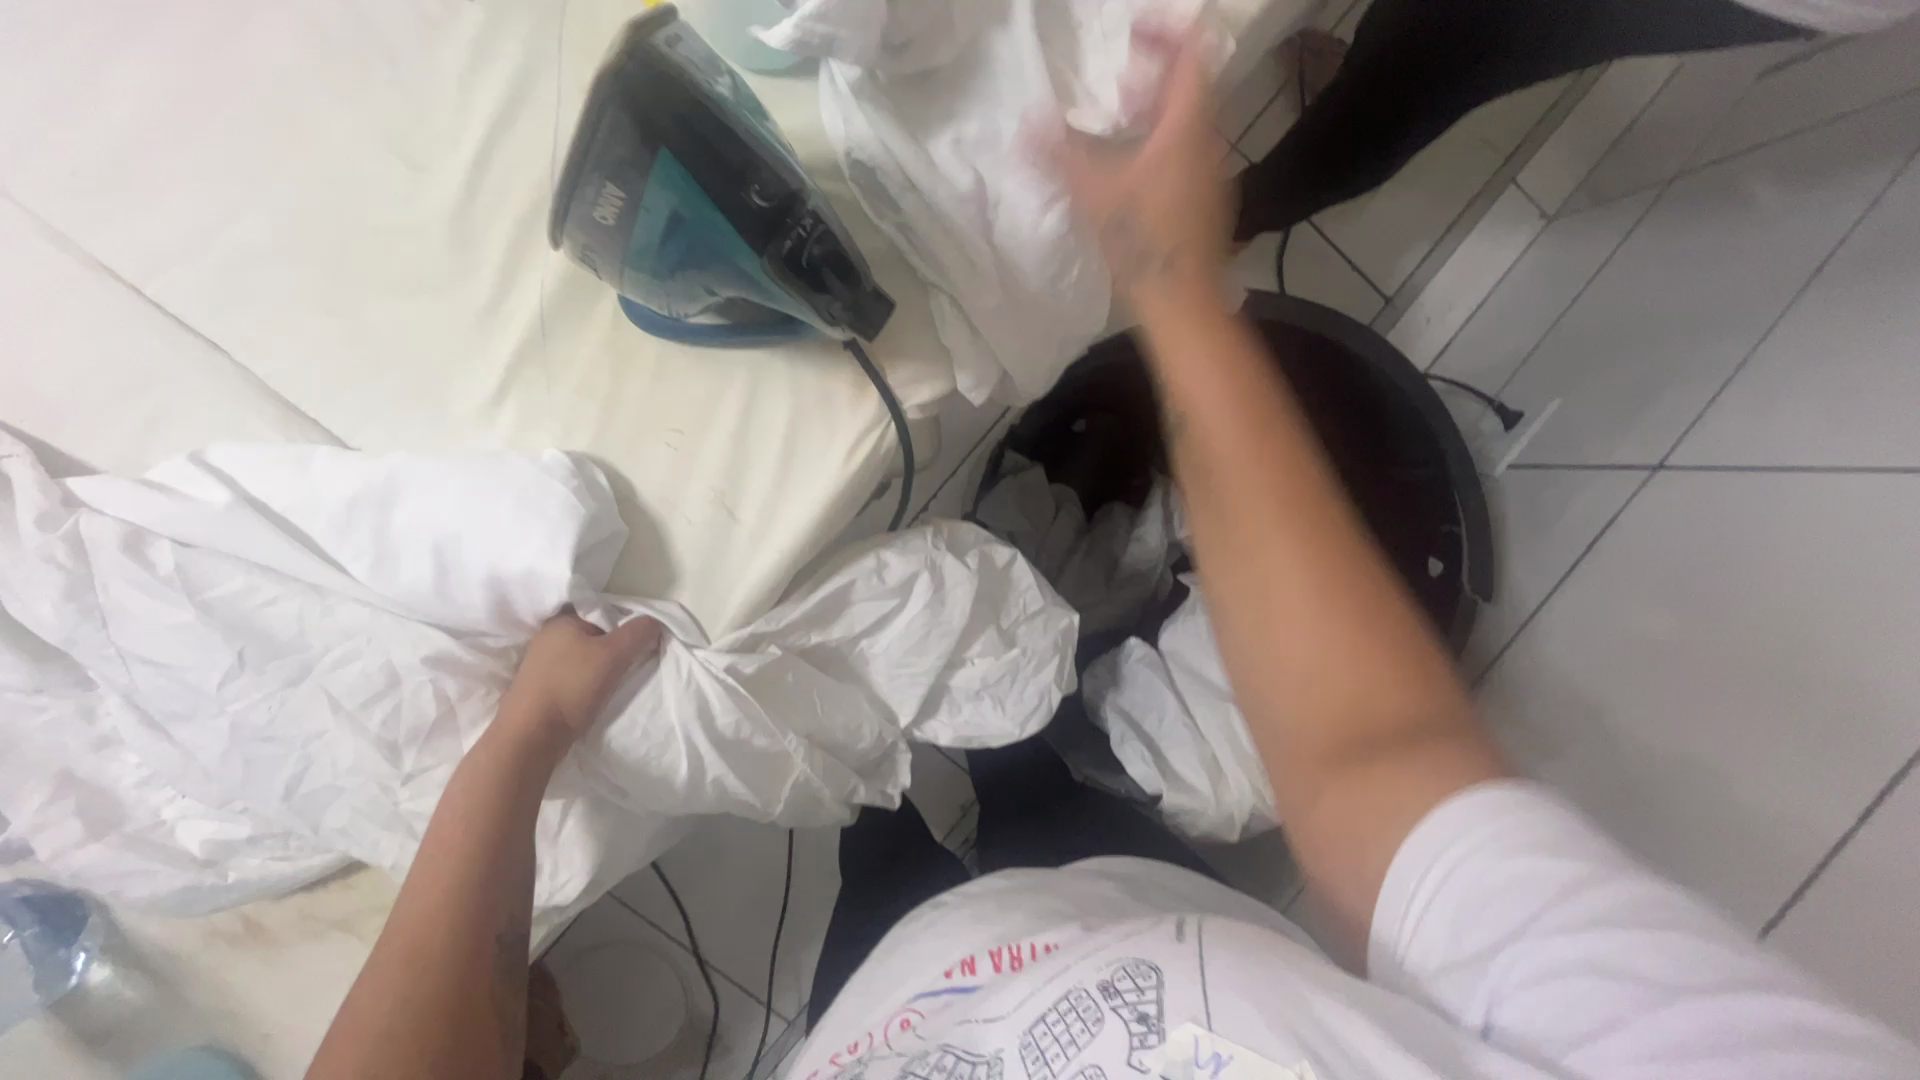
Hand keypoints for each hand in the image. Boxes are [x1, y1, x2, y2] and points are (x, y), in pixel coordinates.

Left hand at [499, 613, 662, 748]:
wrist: (531, 736)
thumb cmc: (572, 687)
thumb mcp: (614, 654)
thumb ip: (638, 632)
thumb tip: (653, 622)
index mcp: (561, 621)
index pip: (605, 614)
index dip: (626, 630)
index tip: (637, 649)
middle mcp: (547, 637)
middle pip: (596, 637)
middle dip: (615, 651)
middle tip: (627, 668)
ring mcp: (540, 663)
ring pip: (586, 658)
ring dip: (602, 669)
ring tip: (611, 686)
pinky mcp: (539, 686)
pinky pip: (573, 676)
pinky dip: (587, 683)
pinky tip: (593, 697)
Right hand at [1038, 22, 1230, 309]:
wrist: (1184, 302)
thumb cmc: (1142, 242)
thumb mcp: (1094, 194)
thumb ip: (1060, 156)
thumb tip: (1026, 126)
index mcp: (1186, 128)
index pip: (1190, 57)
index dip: (1166, 35)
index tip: (1135, 33)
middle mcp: (1209, 143)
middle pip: (1190, 91)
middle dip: (1154, 81)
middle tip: (1119, 90)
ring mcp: (1213, 175)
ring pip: (1191, 127)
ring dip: (1158, 118)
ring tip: (1122, 130)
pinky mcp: (1209, 203)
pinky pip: (1190, 156)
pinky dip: (1166, 148)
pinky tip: (1137, 175)